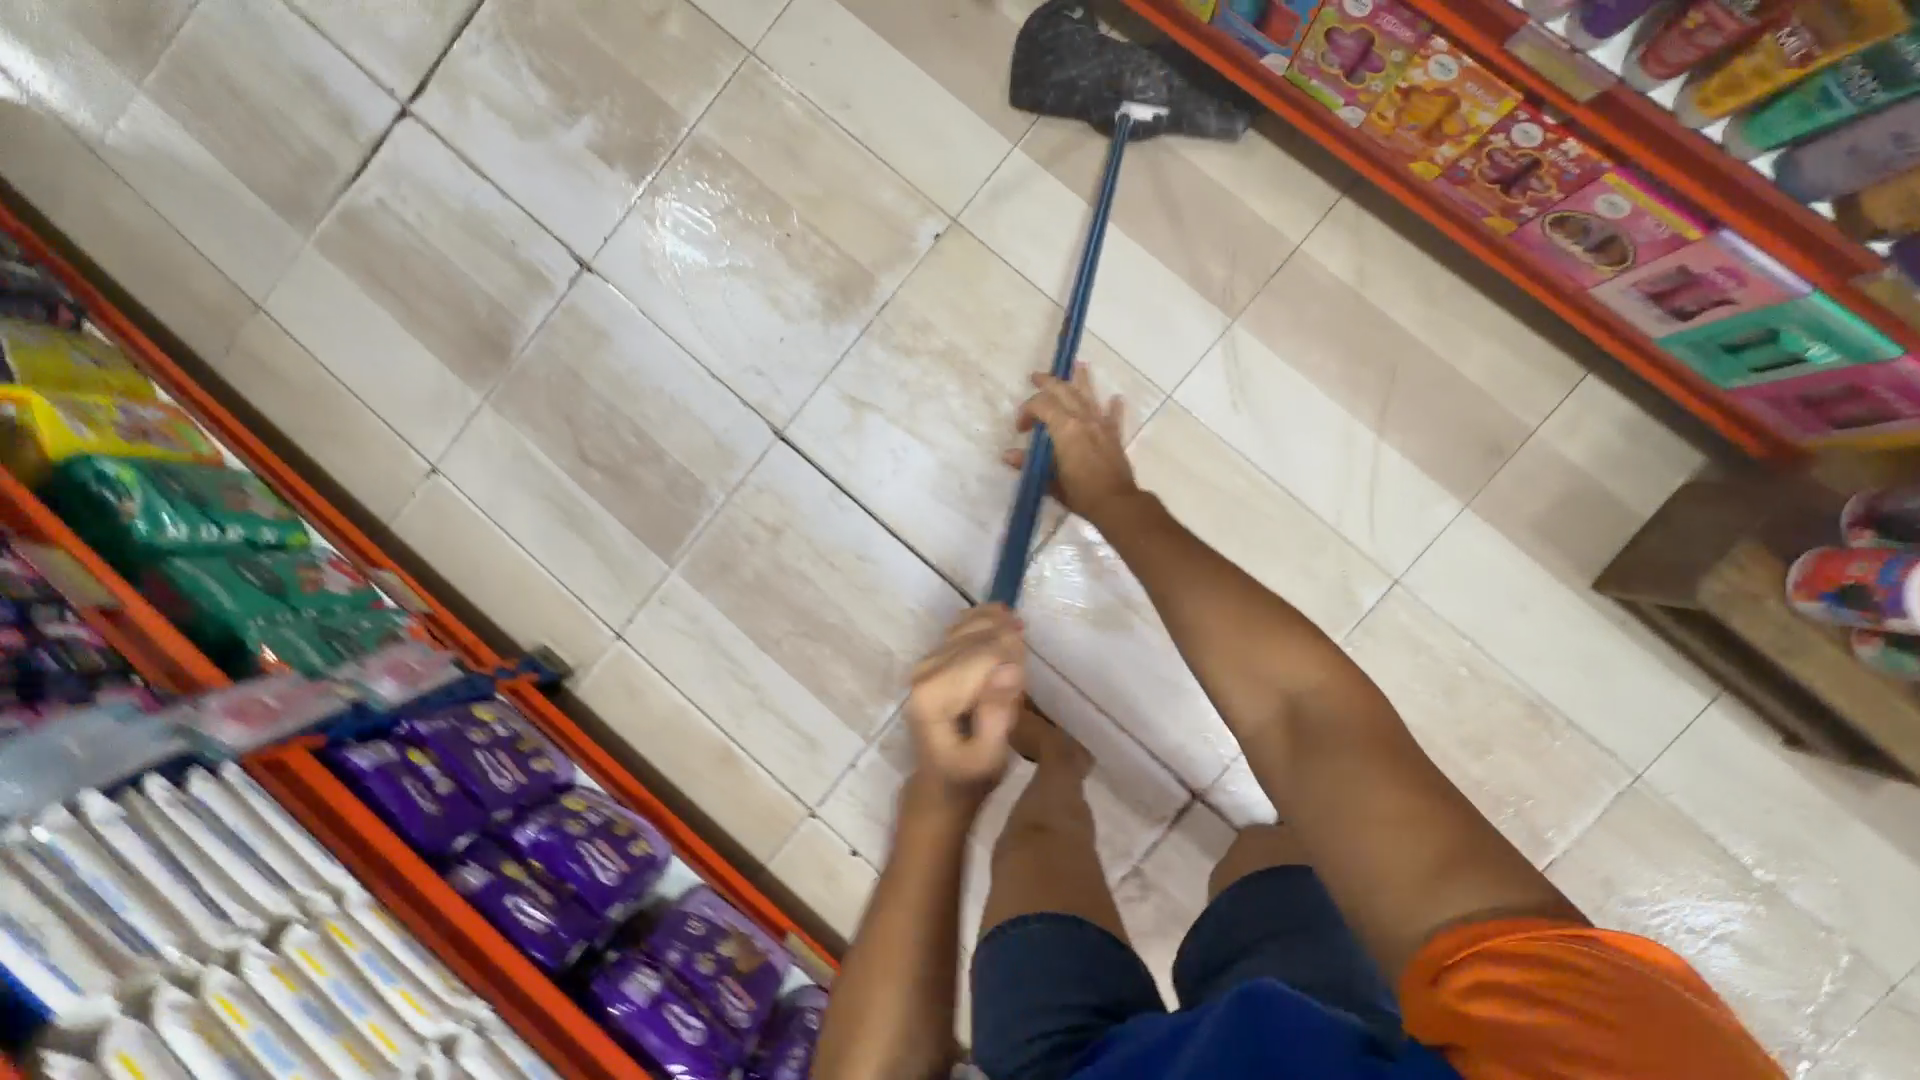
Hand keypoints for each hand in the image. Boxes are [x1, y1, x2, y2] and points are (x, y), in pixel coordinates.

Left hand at [905, 605, 1026, 807]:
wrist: (941, 780)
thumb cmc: (968, 774)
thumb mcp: (989, 758)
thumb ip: (997, 714)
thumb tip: (1009, 668)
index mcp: (934, 696)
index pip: (983, 655)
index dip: (1012, 657)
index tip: (1024, 678)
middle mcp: (924, 671)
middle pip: (978, 636)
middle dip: (1008, 644)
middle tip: (1023, 671)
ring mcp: (926, 660)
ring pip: (972, 625)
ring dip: (1000, 627)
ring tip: (1021, 636)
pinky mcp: (933, 656)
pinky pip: (963, 624)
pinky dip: (986, 619)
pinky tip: (1004, 618)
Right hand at [1004, 365, 1140, 524]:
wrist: (1116, 503)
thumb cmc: (1080, 493)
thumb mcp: (1049, 480)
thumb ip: (1028, 464)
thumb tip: (1007, 455)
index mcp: (1065, 427)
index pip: (1041, 405)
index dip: (1026, 411)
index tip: (1021, 429)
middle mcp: (1083, 419)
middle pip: (1064, 391)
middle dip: (1048, 382)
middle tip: (1036, 376)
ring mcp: (1101, 425)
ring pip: (1089, 395)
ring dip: (1082, 380)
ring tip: (1079, 365)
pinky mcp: (1114, 435)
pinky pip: (1113, 416)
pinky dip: (1113, 407)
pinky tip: (1115, 398)